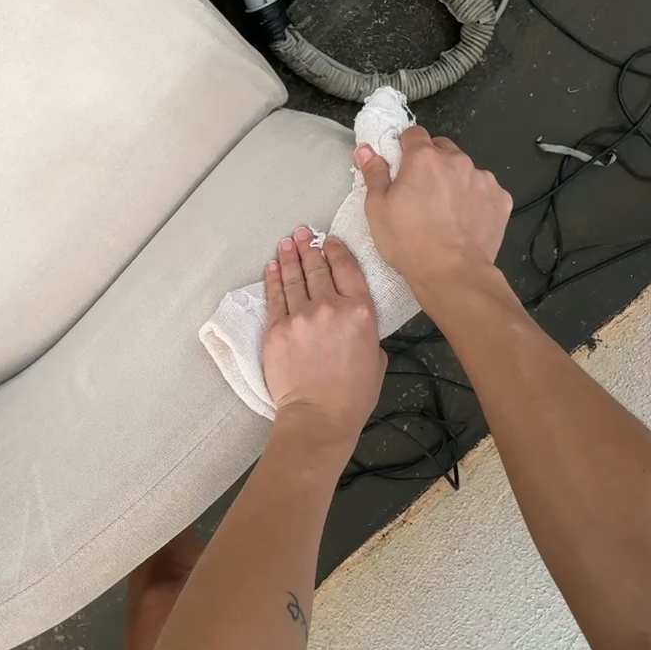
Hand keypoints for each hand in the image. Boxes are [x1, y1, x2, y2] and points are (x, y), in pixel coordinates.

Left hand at [261, 228, 386, 442]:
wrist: (319, 415)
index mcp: (361, 312)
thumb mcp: (377, 357)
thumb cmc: (352, 394)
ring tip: (287, 242)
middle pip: (317, 267)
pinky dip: (274, 277)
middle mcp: (330, 306)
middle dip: (310, 246)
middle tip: (303, 234)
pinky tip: (273, 266)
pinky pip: (275, 296)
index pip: (346, 268)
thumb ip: (366, 331)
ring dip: (290, 256)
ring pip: (294, 277)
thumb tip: (354, 322)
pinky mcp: (277, 328)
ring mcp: (301, 315)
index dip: (335, 250)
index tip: (329, 242)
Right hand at [356, 126, 511, 303]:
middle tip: (419, 192)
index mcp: (424, 159)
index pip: (414, 133)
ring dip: (453, 180)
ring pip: (464, 169)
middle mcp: (457, 161)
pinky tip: (462, 220)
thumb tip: (366, 149)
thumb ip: (374, 173)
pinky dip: (474, 199)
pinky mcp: (500, 198)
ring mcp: (482, 179)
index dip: (404, 147)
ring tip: (442, 211)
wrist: (451, 273)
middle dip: (430, 163)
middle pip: (441, 148)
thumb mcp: (377, 209)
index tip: (400, 164)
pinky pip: (484, 190)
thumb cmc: (409, 242)